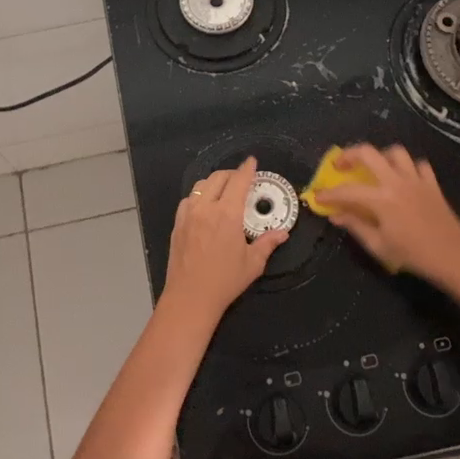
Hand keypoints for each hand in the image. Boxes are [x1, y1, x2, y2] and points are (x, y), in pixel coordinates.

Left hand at [161, 157, 287, 322]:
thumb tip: (282, 233)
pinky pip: (188, 200)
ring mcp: (188, 215)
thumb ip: (267, 243)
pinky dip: (199, 196)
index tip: (252, 161)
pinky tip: (205, 206)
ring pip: (200, 186)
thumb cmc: (225, 281)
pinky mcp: (177, 224)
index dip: (247, 169)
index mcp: (227, 214)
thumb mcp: (253, 263)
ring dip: (214, 182)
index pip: (238, 181)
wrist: (190, 297)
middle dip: (232, 174)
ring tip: (224, 190)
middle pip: (218, 178)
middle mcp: (206, 208)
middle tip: (242, 179)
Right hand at [315, 144, 459, 275]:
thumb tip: (336, 215)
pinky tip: (404, 178)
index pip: (348, 191)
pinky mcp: (432, 184)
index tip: (318, 195)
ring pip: (396, 153)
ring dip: (381, 156)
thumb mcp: (378, 246)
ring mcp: (417, 180)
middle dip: (349, 155)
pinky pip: (419, 165)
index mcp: (381, 199)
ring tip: (375, 168)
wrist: (452, 256)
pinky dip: (409, 167)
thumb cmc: (412, 254)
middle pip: (369, 153)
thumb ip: (356, 226)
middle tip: (340, 166)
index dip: (329, 193)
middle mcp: (397, 182)